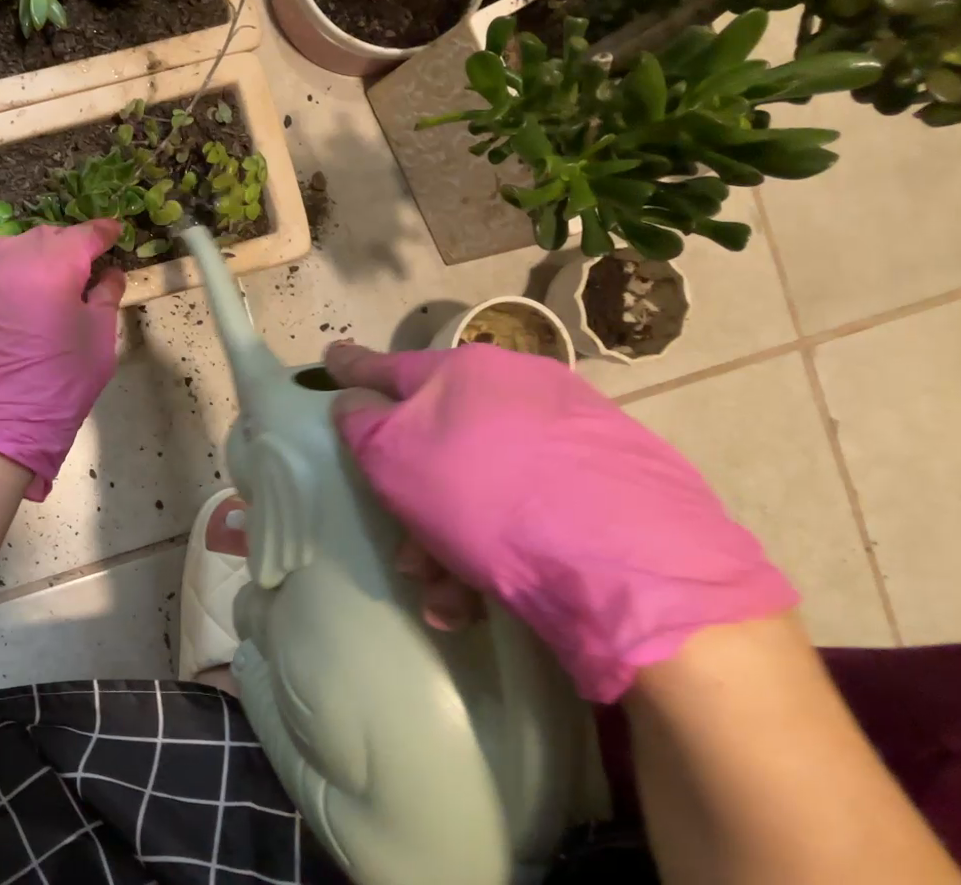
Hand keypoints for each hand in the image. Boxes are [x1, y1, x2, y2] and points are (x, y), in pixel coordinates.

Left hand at [0, 221, 125, 500]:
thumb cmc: (61, 380)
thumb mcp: (98, 338)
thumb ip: (105, 296)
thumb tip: (110, 274)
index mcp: (53, 262)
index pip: (84, 234)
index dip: (103, 232)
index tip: (115, 232)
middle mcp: (12, 258)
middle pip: (47, 237)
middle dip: (69, 244)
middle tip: (88, 262)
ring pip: (15, 250)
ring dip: (37, 256)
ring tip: (53, 277)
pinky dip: (13, 277)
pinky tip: (23, 298)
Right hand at [326, 340, 797, 701]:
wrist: (629, 564)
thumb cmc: (483, 496)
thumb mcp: (393, 457)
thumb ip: (360, 423)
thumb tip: (354, 400)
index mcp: (466, 372)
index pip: (388, 365)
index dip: (352, 367)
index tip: (331, 360)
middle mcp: (519, 391)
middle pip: (435, 439)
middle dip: (407, 497)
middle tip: (400, 547)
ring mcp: (570, 435)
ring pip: (477, 483)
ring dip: (445, 540)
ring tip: (444, 597)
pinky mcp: (609, 484)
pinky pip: (525, 508)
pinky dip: (493, 549)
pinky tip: (482, 602)